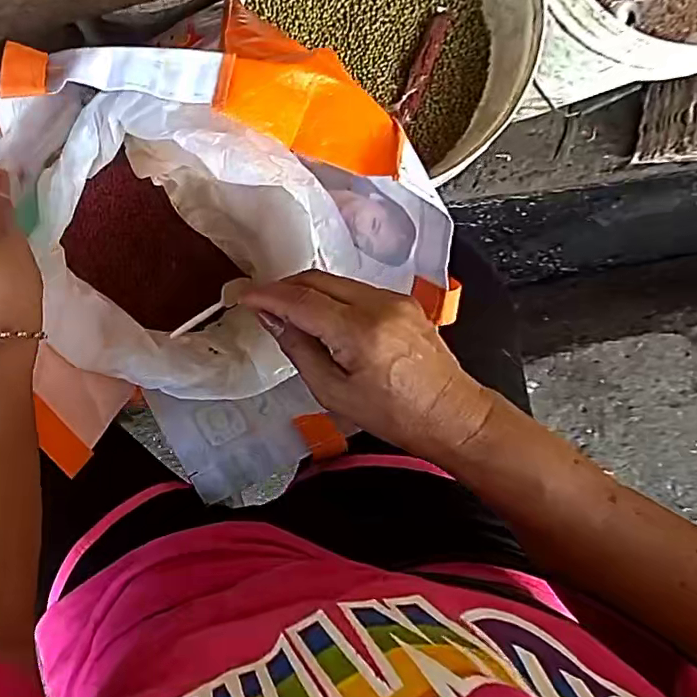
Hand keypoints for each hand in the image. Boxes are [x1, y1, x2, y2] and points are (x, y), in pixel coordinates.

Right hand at [241, 270, 494, 462]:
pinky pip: (353, 288)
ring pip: (334, 280)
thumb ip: (298, 348)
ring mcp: (394, 300)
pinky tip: (317, 313)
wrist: (452, 416)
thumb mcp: (332, 391)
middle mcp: (379, 306)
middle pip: (316, 280)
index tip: (244, 296)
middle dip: (282, 287)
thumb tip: (272, 320)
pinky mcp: (402, 302)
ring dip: (304, 290)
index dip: (266, 295)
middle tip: (259, 301)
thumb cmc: (396, 414)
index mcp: (360, 332)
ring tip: (284, 309)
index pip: (300, 300)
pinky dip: (328, 295)